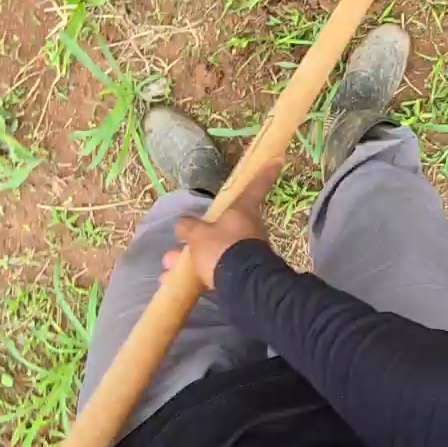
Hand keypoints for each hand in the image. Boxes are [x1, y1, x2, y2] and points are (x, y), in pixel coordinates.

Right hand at [164, 160, 282, 289]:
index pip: (255, 186)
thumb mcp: (198, 236)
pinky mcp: (242, 272)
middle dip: (199, 235)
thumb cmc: (222, 250)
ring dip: (192, 257)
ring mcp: (247, 250)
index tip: (278, 160)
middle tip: (181, 241)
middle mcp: (248, 227)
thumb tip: (183, 224)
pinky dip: (196, 273)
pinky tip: (173, 283)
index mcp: (242, 211)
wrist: (243, 286)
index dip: (264, 173)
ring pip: (216, 249)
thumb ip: (189, 228)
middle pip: (223, 225)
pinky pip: (215, 267)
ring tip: (168, 268)